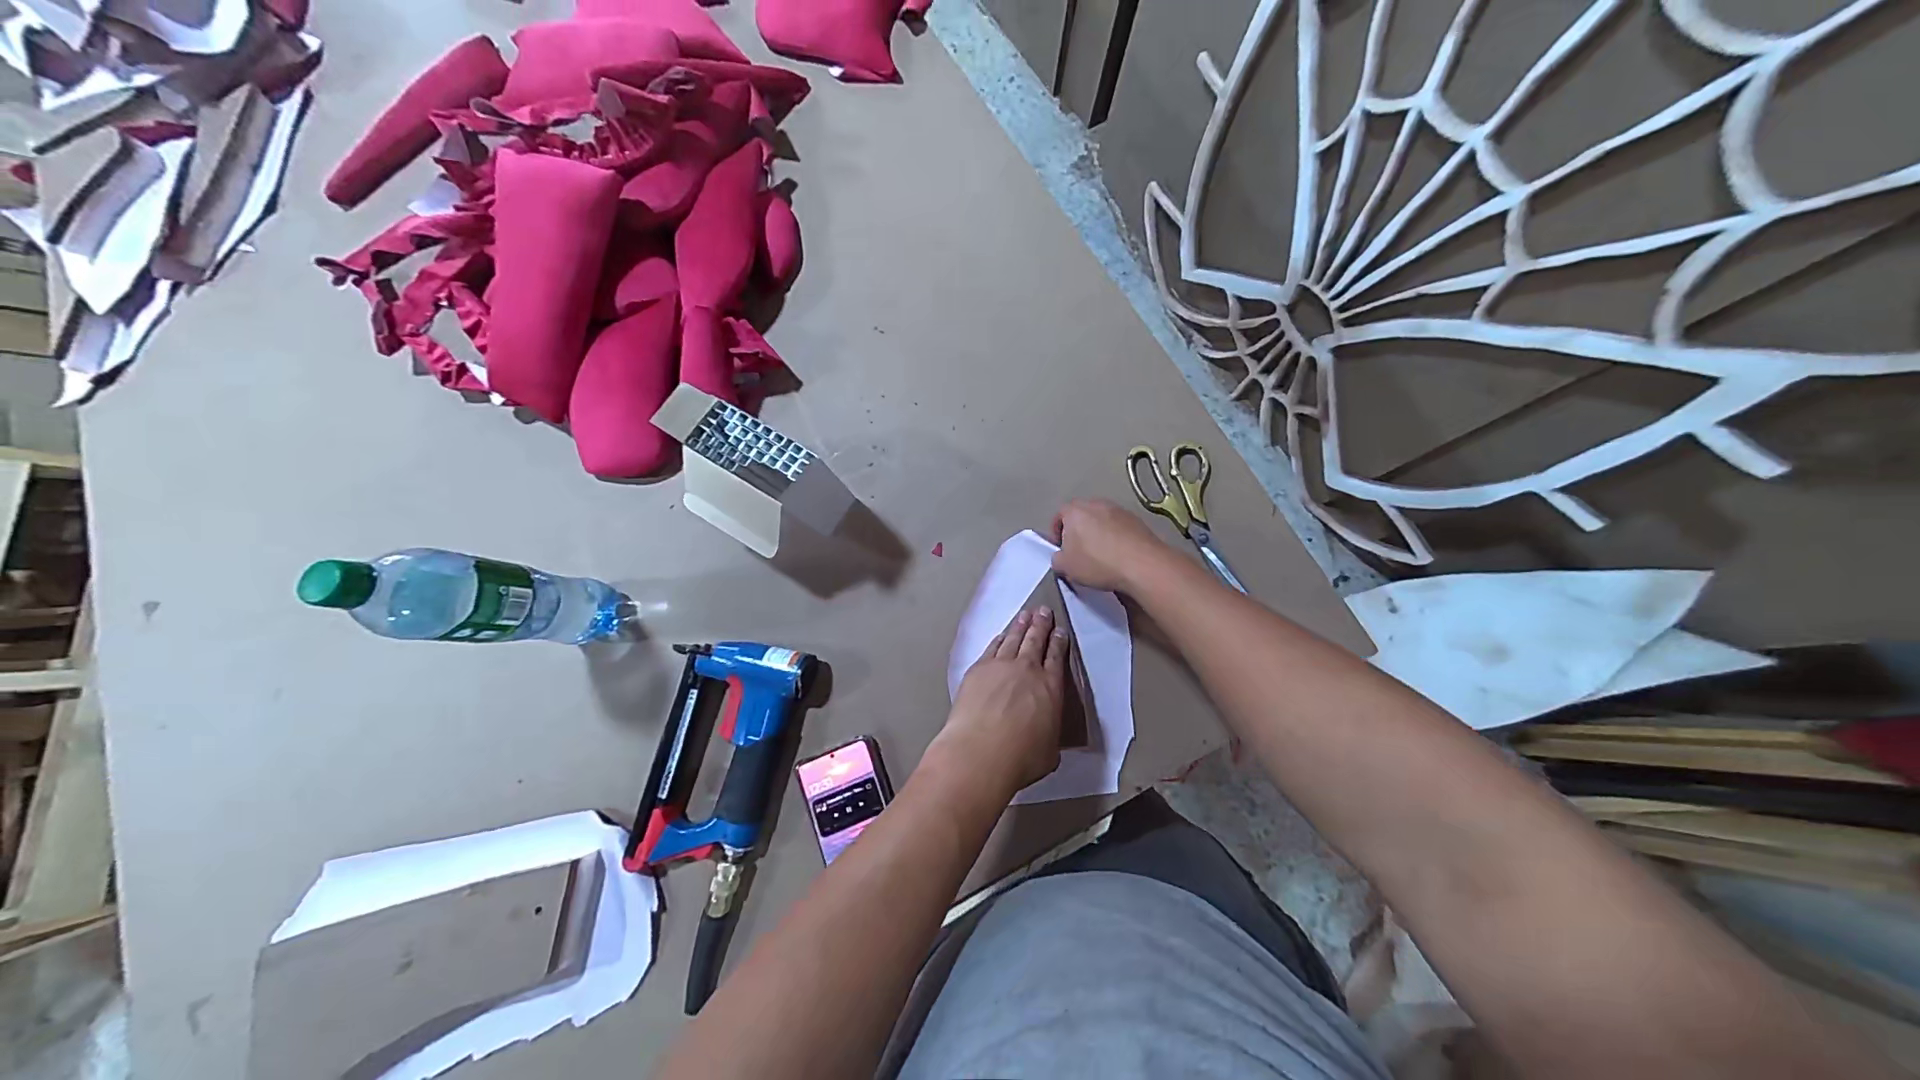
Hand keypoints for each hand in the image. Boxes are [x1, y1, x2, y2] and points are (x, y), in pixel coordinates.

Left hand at [932, 608, 1067, 792]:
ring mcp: (1000, 667)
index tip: (1060, 632)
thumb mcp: (1049, 751)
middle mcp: (1027, 670)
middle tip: (1043, 611)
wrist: (980, 752)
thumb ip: (1049, 734)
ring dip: (1020, 625)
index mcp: (1051, 687)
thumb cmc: (1019, 758)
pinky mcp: (977, 670)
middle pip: (1035, 640)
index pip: (1057, 657)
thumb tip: (1046, 737)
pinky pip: (991, 648)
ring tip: (1025, 615)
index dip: (1059, 642)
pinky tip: (1000, 635)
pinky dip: (998, 639)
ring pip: (1013, 638)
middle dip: (1041, 624)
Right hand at [1049, 498, 1169, 592]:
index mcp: (1074, 510)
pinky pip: (1120, 528)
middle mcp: (1096, 504)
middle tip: (1079, 553)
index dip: (1057, 534)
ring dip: (1099, 534)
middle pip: (1082, 516)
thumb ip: (1057, 558)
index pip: (1059, 516)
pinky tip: (1119, 557)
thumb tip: (1061, 557)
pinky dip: (1117, 539)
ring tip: (1101, 557)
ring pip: (1102, 521)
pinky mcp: (1138, 521)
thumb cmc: (1098, 562)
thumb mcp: (1065, 567)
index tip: (1061, 549)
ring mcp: (1119, 510)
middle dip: (1079, 532)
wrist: (1142, 565)